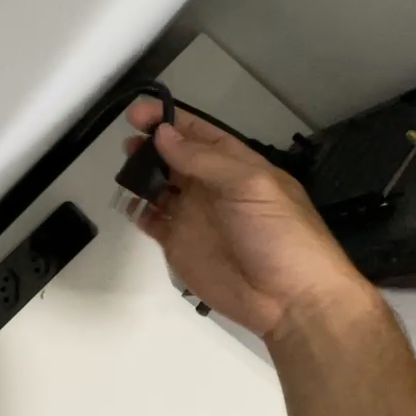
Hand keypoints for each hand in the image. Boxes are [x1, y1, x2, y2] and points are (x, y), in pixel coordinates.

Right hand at [124, 99, 374, 341]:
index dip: (169, 120)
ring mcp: (193, 215)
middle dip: (150, 145)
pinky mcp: (179, 244)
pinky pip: (152, 220)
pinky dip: (137, 210)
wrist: (291, 301)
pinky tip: (129, 204)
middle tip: (128, 144)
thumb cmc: (280, 236)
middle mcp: (211, 187)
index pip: (197, 133)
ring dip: (140, 175)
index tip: (138, 114)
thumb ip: (203, 160)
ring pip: (158, 186)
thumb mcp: (250, 186)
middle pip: (173, 157)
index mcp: (236, 166)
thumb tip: (164, 135)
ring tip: (125, 172)